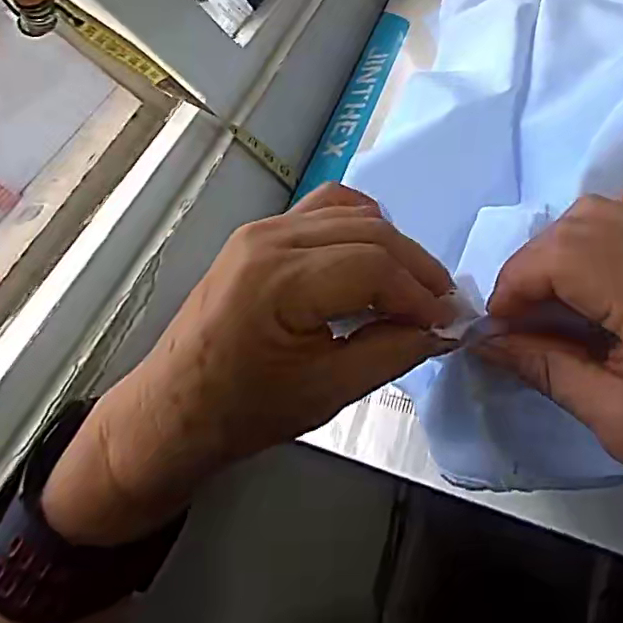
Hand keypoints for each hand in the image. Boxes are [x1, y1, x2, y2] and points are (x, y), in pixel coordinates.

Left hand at [42, 183, 454, 543]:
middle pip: (367, 230)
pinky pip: (319, 210)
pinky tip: (371, 256)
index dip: (420, 291)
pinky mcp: (259, 233)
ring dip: (389, 243)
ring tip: (413, 284)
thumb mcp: (327, 390)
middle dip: (414, 266)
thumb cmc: (243, 411)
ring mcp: (261, 229)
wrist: (173, 406)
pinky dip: (356, 226)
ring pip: (347, 212)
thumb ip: (392, 351)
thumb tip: (442, 328)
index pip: (373, 264)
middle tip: (443, 304)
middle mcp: (269, 238)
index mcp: (280, 279)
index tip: (448, 322)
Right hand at [478, 188, 622, 563]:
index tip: (499, 327)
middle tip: (519, 317)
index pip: (559, 258)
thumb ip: (545, 368)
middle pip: (572, 228)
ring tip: (551, 294)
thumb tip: (486, 341)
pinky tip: (593, 267)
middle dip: (529, 268)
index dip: (514, 286)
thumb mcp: (616, 421)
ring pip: (596, 210)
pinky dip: (596, 228)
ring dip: (558, 246)